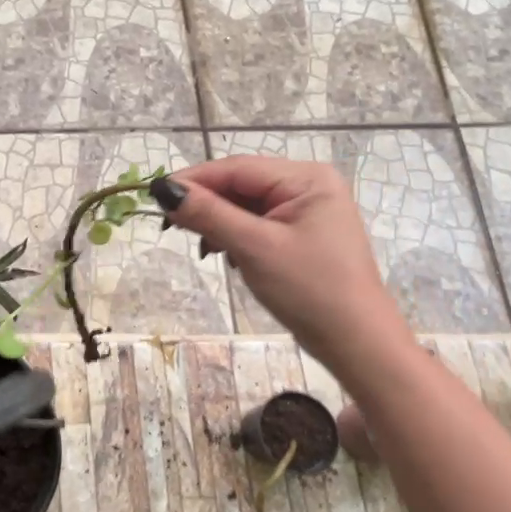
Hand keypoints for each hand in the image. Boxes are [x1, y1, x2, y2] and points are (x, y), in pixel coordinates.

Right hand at [151, 156, 413, 371]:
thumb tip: (163, 190)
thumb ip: (208, 214)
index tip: (153, 196)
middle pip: (239, 184)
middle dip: (204, 204)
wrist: (357, 343)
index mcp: (306, 178)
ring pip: (243, 205)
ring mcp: (305, 211)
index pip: (235, 168)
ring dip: (216, 222)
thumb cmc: (310, 290)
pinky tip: (223, 254)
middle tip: (167, 225)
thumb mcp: (254, 248)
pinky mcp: (299, 235)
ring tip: (201, 247)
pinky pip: (255, 223)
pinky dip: (232, 235)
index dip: (192, 179)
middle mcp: (308, 185)